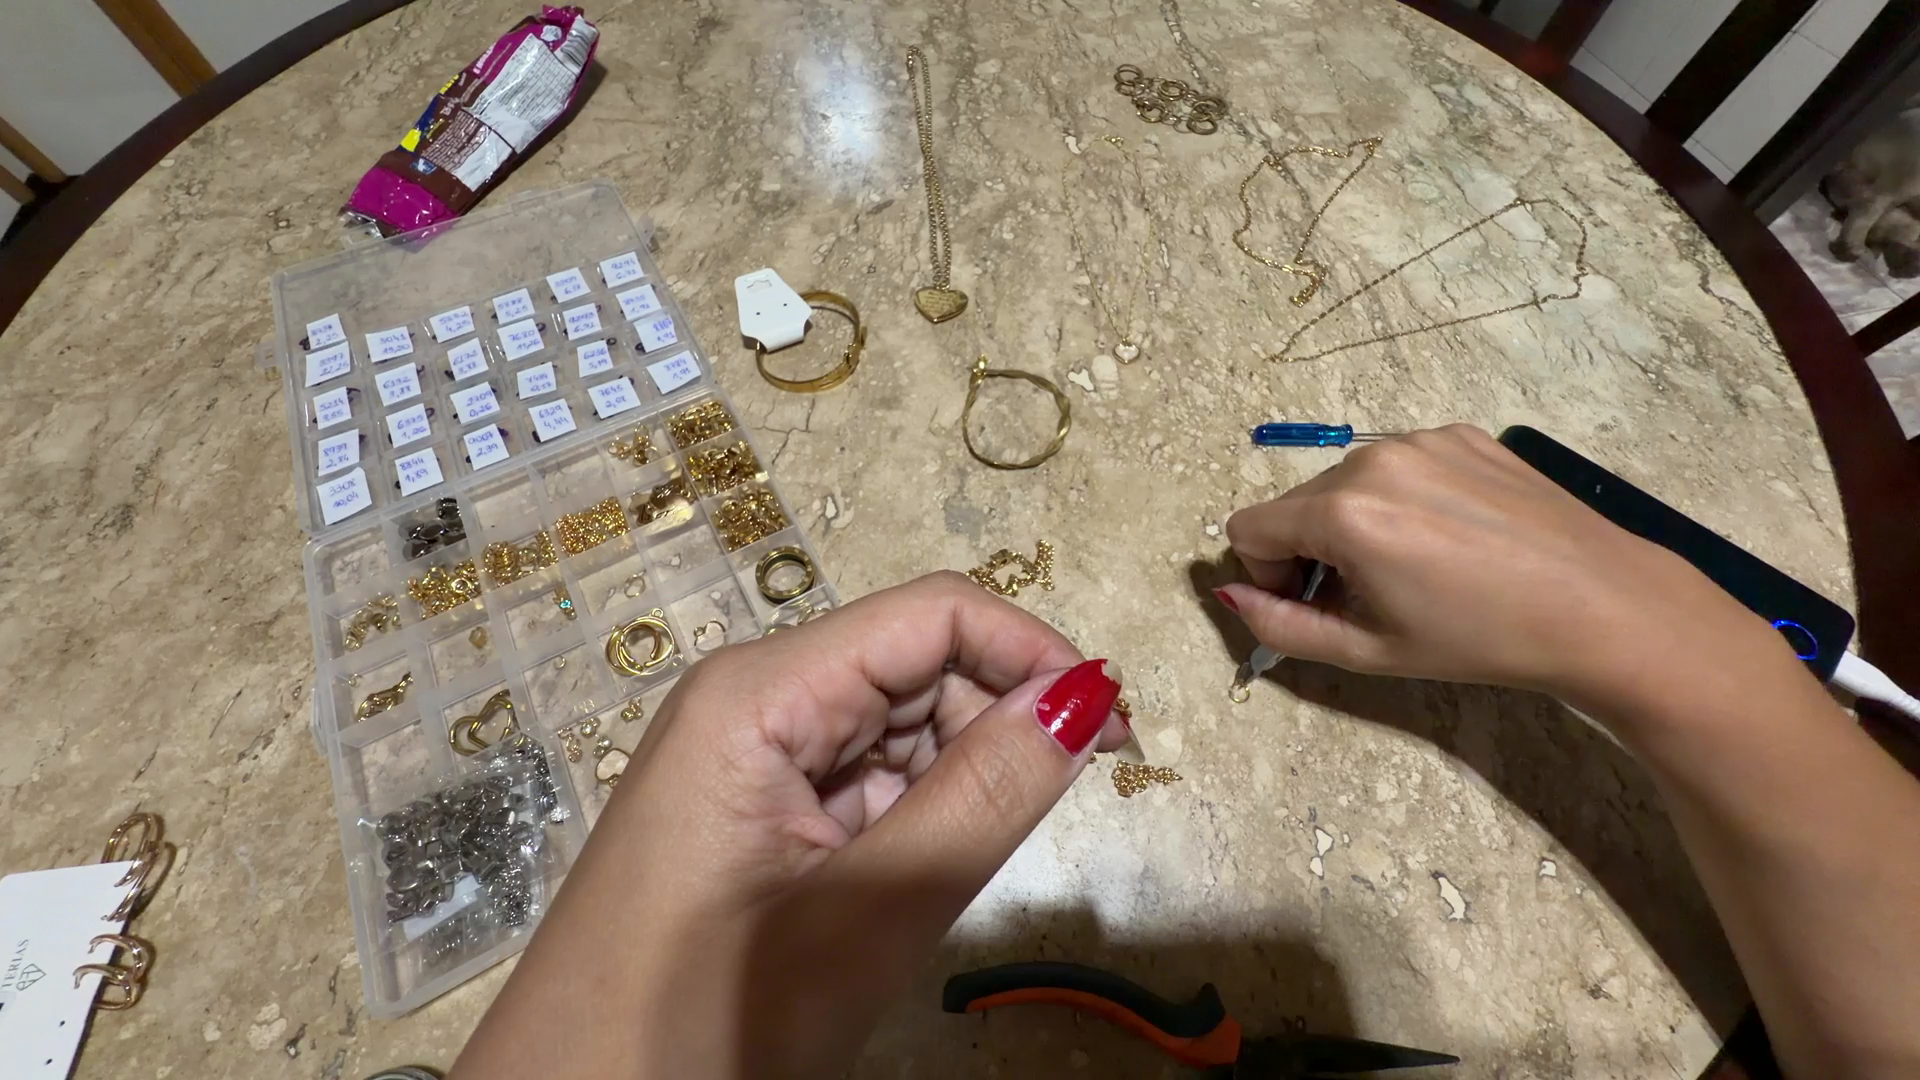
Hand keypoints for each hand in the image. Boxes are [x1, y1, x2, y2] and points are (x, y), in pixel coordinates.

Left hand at [452, 572, 1130, 1079]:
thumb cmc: (711, 1024)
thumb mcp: (871, 910)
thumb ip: (985, 794)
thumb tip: (1087, 695)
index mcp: (763, 690)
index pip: (930, 615)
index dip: (1029, 648)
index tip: (1109, 718)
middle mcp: (757, 693)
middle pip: (916, 662)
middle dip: (998, 715)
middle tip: (1065, 793)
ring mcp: (756, 743)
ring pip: (899, 717)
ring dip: (958, 768)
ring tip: (965, 852)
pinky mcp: (763, 793)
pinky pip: (868, 768)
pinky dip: (918, 802)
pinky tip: (916, 861)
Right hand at [1217, 425, 1774, 705]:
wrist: (1609, 610)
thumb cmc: (1479, 640)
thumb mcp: (1365, 650)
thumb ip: (1278, 625)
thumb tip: (1230, 593)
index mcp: (1344, 511)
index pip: (1247, 527)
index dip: (1267, 572)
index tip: (1316, 601)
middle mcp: (1372, 458)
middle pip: (1293, 504)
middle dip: (1307, 549)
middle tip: (1363, 592)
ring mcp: (1421, 439)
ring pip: (1340, 482)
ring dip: (1350, 522)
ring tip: (1411, 563)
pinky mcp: (1460, 433)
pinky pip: (1392, 465)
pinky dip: (1396, 499)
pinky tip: (1447, 533)